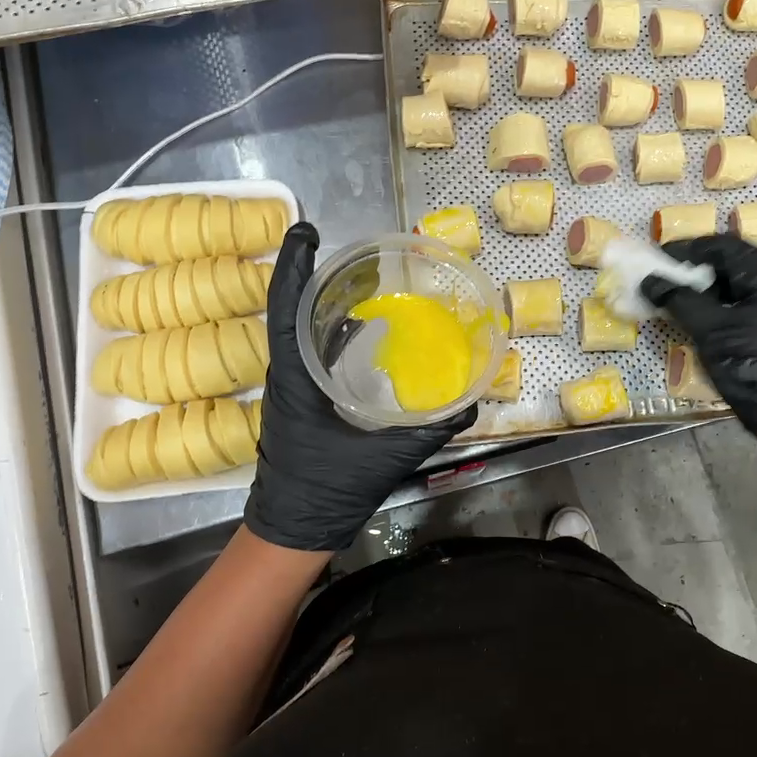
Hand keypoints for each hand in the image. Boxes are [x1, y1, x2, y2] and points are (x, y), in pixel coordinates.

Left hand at [244, 223, 476, 550]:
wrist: (295, 527)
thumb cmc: (328, 489)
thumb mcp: (384, 457)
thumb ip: (428, 431)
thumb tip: (469, 404)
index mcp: (296, 377)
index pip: (287, 308)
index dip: (294, 266)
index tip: (306, 229)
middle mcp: (288, 374)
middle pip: (293, 310)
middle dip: (315, 275)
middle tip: (349, 250)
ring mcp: (291, 388)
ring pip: (302, 331)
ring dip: (325, 303)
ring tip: (360, 280)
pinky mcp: (300, 402)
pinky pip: (313, 353)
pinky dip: (334, 334)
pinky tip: (365, 331)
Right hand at [642, 234, 756, 433]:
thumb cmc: (753, 367)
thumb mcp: (712, 332)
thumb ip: (681, 301)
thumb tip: (651, 282)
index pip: (727, 247)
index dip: (691, 248)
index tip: (662, 256)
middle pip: (737, 263)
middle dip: (700, 266)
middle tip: (669, 275)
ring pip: (744, 283)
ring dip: (712, 286)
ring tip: (681, 294)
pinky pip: (752, 301)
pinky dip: (726, 302)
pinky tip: (705, 313)